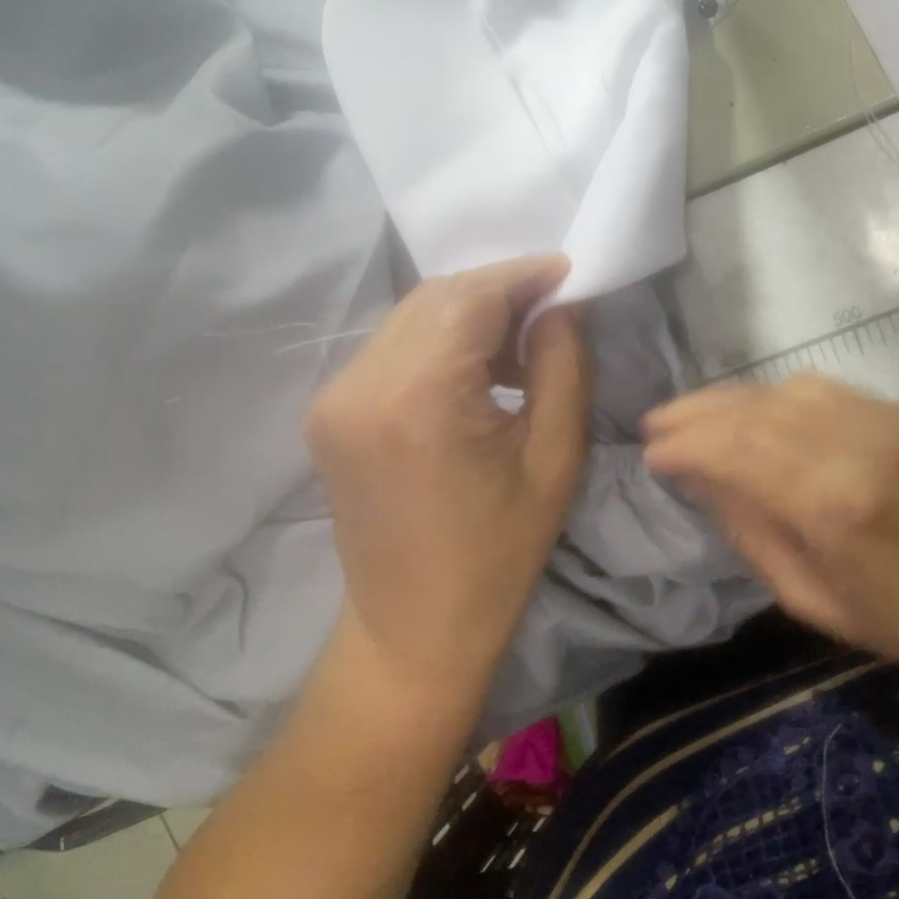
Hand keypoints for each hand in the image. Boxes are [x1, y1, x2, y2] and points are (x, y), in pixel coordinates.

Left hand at [305, 256, 589, 679]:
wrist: (416, 627)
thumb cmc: (500, 552)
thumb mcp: (554, 459)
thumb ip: (562, 368)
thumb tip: (561, 307)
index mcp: (420, 397)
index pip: (470, 297)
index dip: (523, 274)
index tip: (569, 271)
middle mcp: (361, 384)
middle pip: (434, 298)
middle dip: (499, 291)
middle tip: (553, 312)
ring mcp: (334, 398)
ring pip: (410, 319)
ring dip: (469, 317)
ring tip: (522, 353)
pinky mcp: (329, 414)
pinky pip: (392, 351)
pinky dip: (440, 345)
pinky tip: (478, 377)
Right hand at [643, 376, 898, 683]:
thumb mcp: (809, 597)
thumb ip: (749, 529)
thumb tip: (698, 478)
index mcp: (831, 504)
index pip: (736, 451)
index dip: (686, 446)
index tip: (651, 455)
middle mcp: (856, 445)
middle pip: (756, 410)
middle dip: (698, 413)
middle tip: (656, 424)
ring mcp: (886, 420)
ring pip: (787, 389)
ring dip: (734, 400)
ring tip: (695, 417)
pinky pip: (824, 391)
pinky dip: (778, 399)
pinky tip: (755, 417)